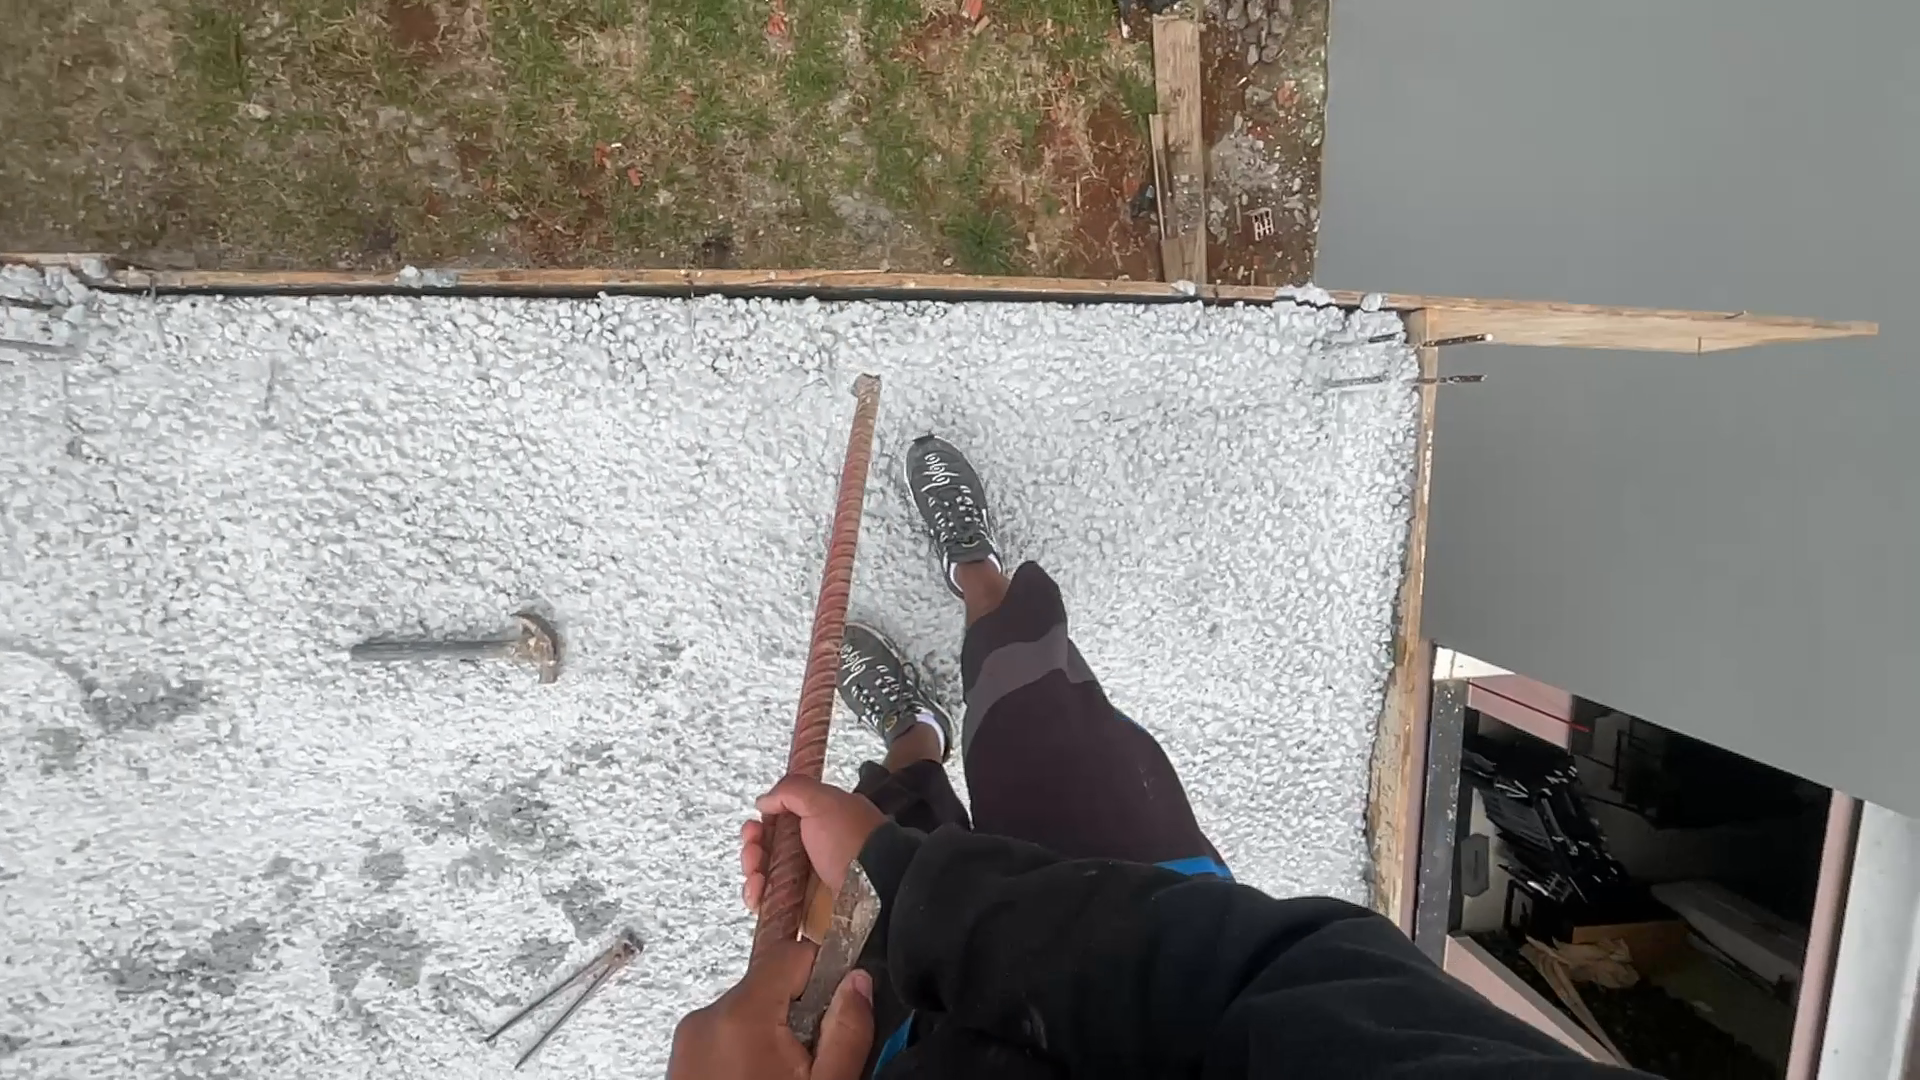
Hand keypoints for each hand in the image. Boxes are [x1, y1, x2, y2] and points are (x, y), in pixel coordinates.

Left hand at [667, 939, 874, 1079]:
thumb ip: (848, 1029)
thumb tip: (858, 982)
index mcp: (741, 1015)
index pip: (793, 954)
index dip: (823, 973)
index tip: (836, 1006)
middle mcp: (706, 1019)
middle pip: (771, 985)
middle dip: (798, 1015)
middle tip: (809, 1065)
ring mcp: (688, 1043)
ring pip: (749, 1012)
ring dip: (772, 1036)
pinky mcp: (679, 1064)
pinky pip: (726, 1036)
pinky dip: (747, 1053)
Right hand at [740, 776, 886, 911]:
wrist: (877, 886)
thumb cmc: (851, 839)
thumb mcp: (824, 801)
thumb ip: (792, 791)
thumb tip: (763, 801)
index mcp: (820, 822)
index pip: (782, 821)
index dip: (763, 823)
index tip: (754, 826)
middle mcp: (812, 851)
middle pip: (769, 848)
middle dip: (753, 847)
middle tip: (752, 849)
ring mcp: (807, 882)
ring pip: (766, 876)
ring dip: (752, 872)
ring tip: (754, 874)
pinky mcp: (801, 911)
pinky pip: (771, 904)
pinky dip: (758, 898)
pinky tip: (757, 894)